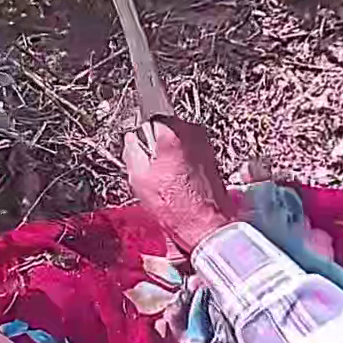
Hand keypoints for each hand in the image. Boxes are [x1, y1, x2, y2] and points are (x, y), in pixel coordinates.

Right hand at [123, 116, 236, 250]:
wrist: (205, 224)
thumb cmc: (175, 206)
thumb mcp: (139, 179)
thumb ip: (132, 151)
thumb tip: (132, 140)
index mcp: (173, 134)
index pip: (151, 117)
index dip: (142, 133)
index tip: (138, 142)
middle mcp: (192, 133)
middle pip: (166, 127)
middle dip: (156, 142)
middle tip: (151, 166)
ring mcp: (204, 143)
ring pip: (177, 138)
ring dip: (169, 152)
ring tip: (165, 176)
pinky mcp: (211, 155)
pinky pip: (188, 149)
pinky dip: (180, 160)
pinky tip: (176, 180)